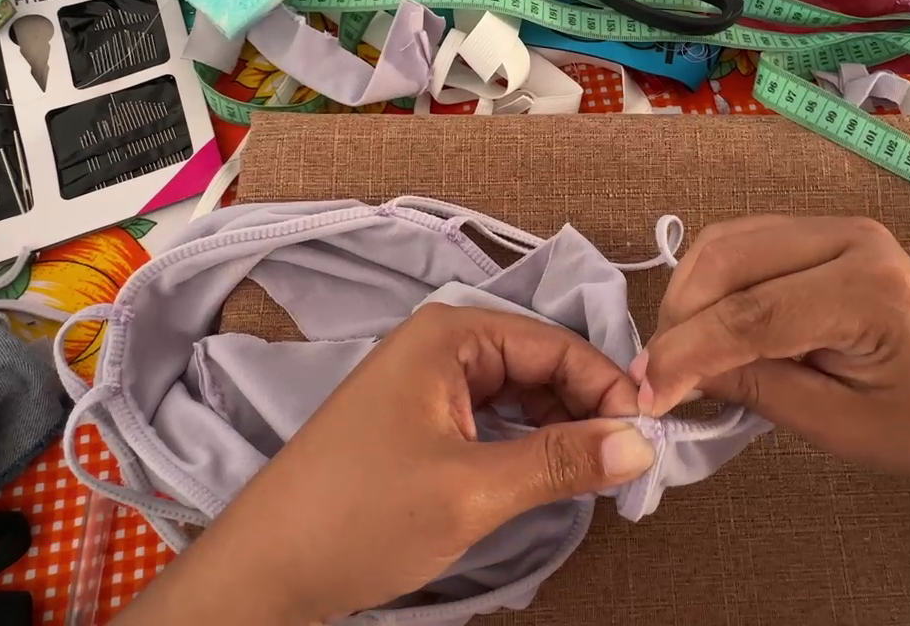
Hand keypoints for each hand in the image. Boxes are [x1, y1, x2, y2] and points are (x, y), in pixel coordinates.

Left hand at [122, 303, 656, 625]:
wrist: (262, 575)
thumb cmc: (363, 516)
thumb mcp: (473, 490)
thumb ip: (562, 461)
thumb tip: (641, 444)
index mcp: (451, 334)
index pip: (554, 345)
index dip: (606, 385)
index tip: (647, 433)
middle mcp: (442, 342)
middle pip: (538, 364)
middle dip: (583, 407)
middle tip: (625, 460)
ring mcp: (428, 379)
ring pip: (518, 391)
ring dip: (557, 427)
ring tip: (594, 471)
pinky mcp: (421, 416)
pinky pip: (491, 415)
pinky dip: (525, 441)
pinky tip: (547, 470)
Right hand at [634, 215, 909, 479]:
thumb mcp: (839, 428)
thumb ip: (756, 389)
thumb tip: (675, 371)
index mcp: (871, 291)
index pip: (755, 313)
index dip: (690, 352)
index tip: (646, 391)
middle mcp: (851, 237)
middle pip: (731, 258)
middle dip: (681, 315)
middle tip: (657, 372)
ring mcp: (835, 225)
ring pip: (726, 240)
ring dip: (689, 293)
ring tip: (679, 349)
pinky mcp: (819, 229)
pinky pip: (742, 240)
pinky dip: (710, 279)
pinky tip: (707, 320)